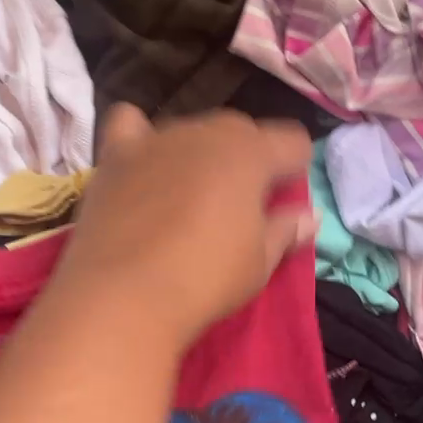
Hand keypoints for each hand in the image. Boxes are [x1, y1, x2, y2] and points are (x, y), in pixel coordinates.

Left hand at [50, 106, 314, 347]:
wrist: (124, 296)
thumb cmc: (204, 281)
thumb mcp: (259, 264)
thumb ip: (285, 231)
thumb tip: (309, 217)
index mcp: (251, 152)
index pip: (292, 143)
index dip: (294, 172)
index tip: (284, 207)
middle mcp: (205, 131)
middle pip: (240, 132)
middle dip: (247, 163)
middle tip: (237, 211)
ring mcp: (155, 138)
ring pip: (190, 132)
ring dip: (198, 156)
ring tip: (188, 200)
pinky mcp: (114, 156)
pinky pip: (130, 126)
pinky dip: (140, 141)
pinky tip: (142, 167)